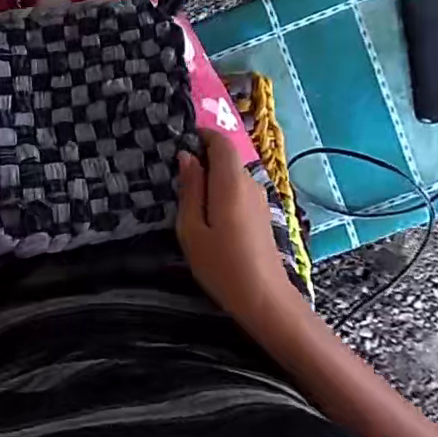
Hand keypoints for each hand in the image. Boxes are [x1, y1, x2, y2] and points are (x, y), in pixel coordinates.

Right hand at [177, 132, 293, 322]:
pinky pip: (238, 190)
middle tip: (172, 177)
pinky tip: (205, 214)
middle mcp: (250, 185)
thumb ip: (190, 189)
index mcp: (230, 184)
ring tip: (185, 197)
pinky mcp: (261, 215)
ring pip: (231, 175)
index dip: (201, 136)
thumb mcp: (191, 227)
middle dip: (201, 159)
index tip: (176, 143)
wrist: (265, 300)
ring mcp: (259, 200)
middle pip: (226, 158)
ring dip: (210, 178)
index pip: (220, 143)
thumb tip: (186, 158)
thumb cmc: (220, 264)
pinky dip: (220, 192)